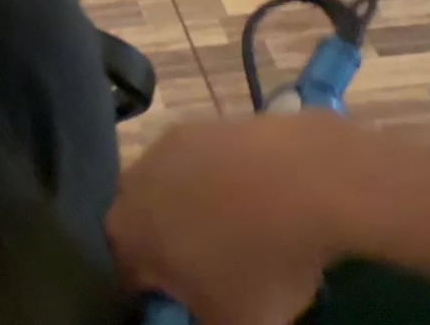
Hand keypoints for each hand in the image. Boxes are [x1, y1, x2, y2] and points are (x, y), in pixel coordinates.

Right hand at [106, 114, 374, 324]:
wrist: (305, 179)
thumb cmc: (261, 260)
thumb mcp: (237, 324)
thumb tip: (204, 313)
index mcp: (124, 232)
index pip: (129, 277)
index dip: (161, 299)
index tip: (196, 306)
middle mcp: (128, 184)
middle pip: (145, 228)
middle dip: (173, 250)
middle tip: (220, 273)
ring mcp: (161, 147)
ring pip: (170, 192)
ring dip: (194, 213)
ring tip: (245, 232)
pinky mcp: (195, 125)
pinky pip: (198, 165)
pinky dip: (218, 183)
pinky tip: (258, 199)